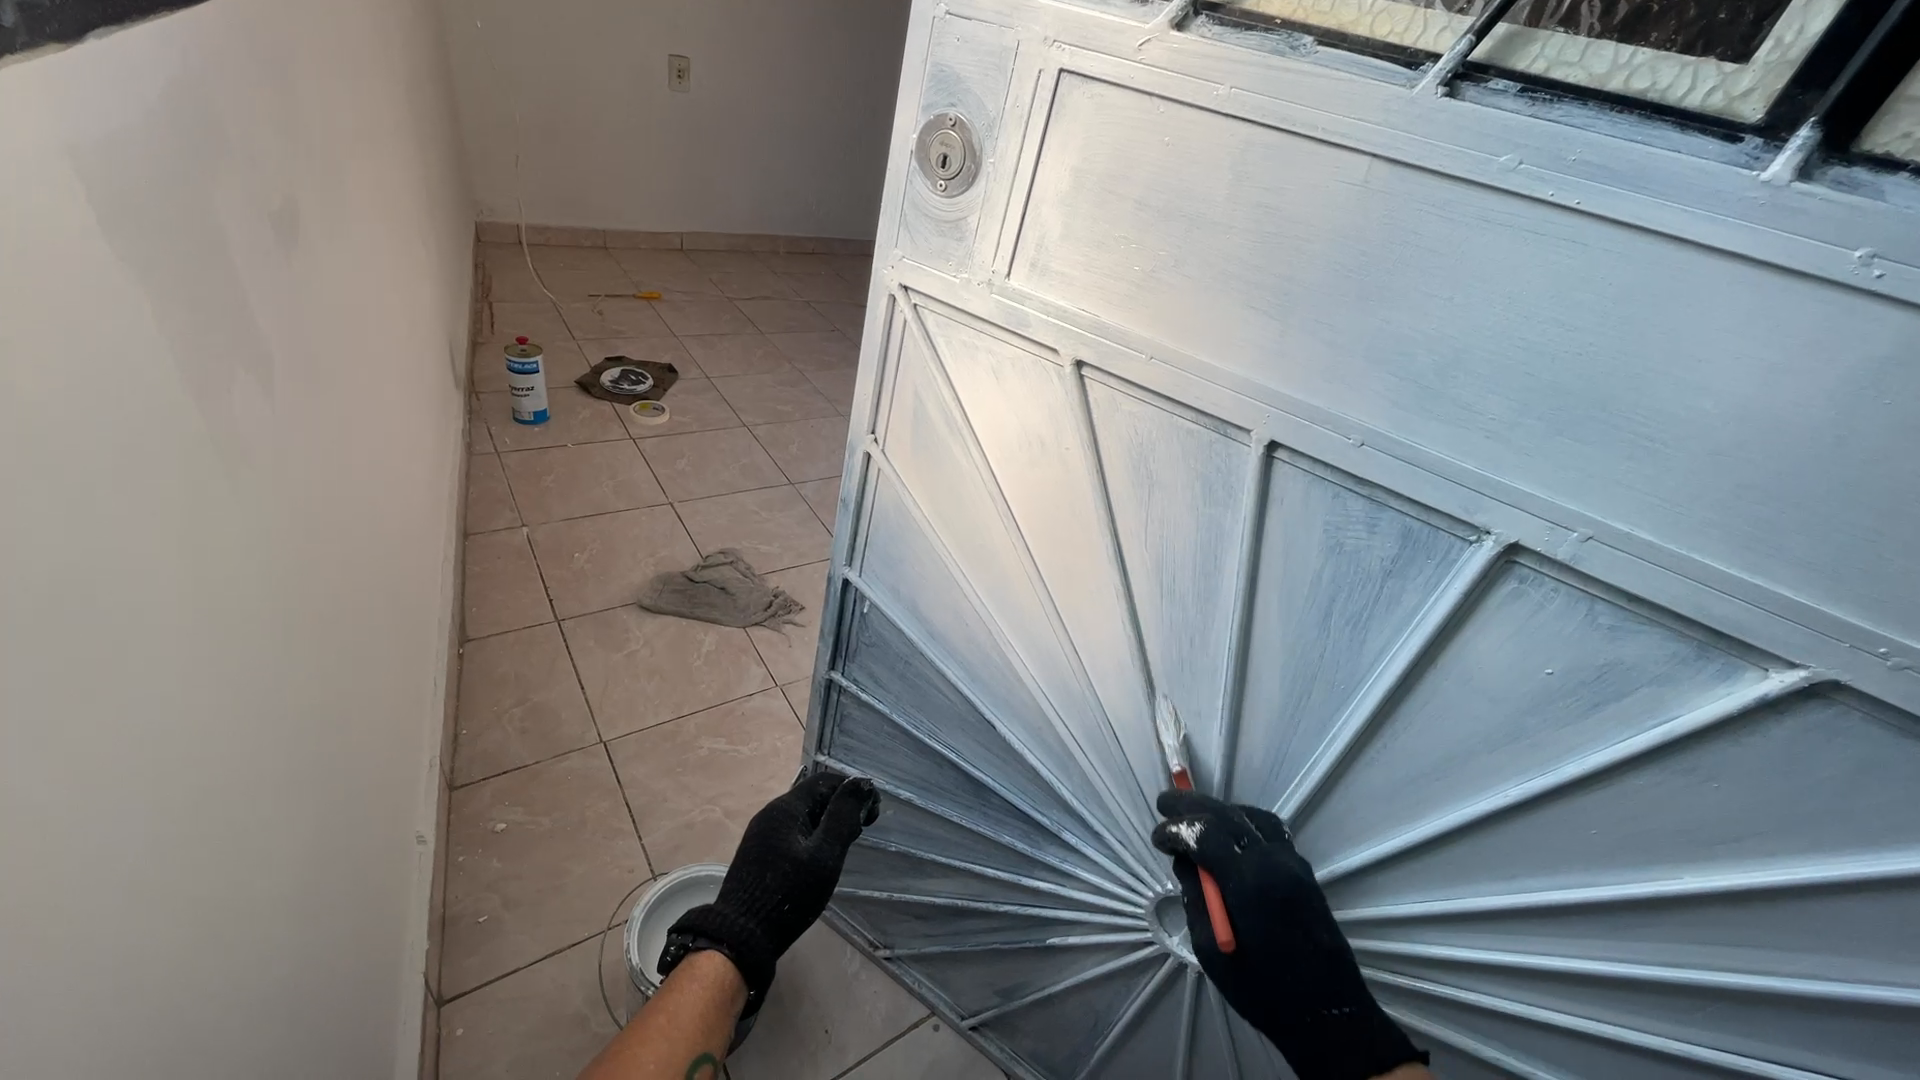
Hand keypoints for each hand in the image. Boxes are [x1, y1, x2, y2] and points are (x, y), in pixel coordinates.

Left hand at [659, 770, 879, 1015]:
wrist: (741, 936)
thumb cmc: (788, 894)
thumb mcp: (824, 856)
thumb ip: (843, 817)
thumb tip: (861, 783)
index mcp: (786, 808)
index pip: (826, 781)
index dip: (853, 789)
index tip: (873, 812)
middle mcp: (771, 814)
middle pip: (814, 796)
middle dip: (842, 806)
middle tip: (863, 830)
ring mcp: (763, 834)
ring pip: (804, 816)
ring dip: (829, 822)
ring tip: (847, 844)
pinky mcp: (760, 853)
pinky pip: (794, 832)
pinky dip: (814, 836)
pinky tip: (822, 858)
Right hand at [1153, 790, 1425, 1079]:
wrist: (1329, 1013)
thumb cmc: (1262, 990)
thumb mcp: (1211, 951)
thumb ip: (1195, 898)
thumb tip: (1185, 863)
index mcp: (1246, 883)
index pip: (1203, 833)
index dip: (1175, 829)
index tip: (1157, 838)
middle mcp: (1272, 862)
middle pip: (1226, 814)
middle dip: (1191, 805)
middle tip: (1164, 802)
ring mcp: (1292, 863)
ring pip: (1250, 816)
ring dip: (1219, 810)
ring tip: (1194, 814)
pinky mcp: (1303, 870)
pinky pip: (1269, 830)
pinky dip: (1243, 820)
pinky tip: (1229, 831)